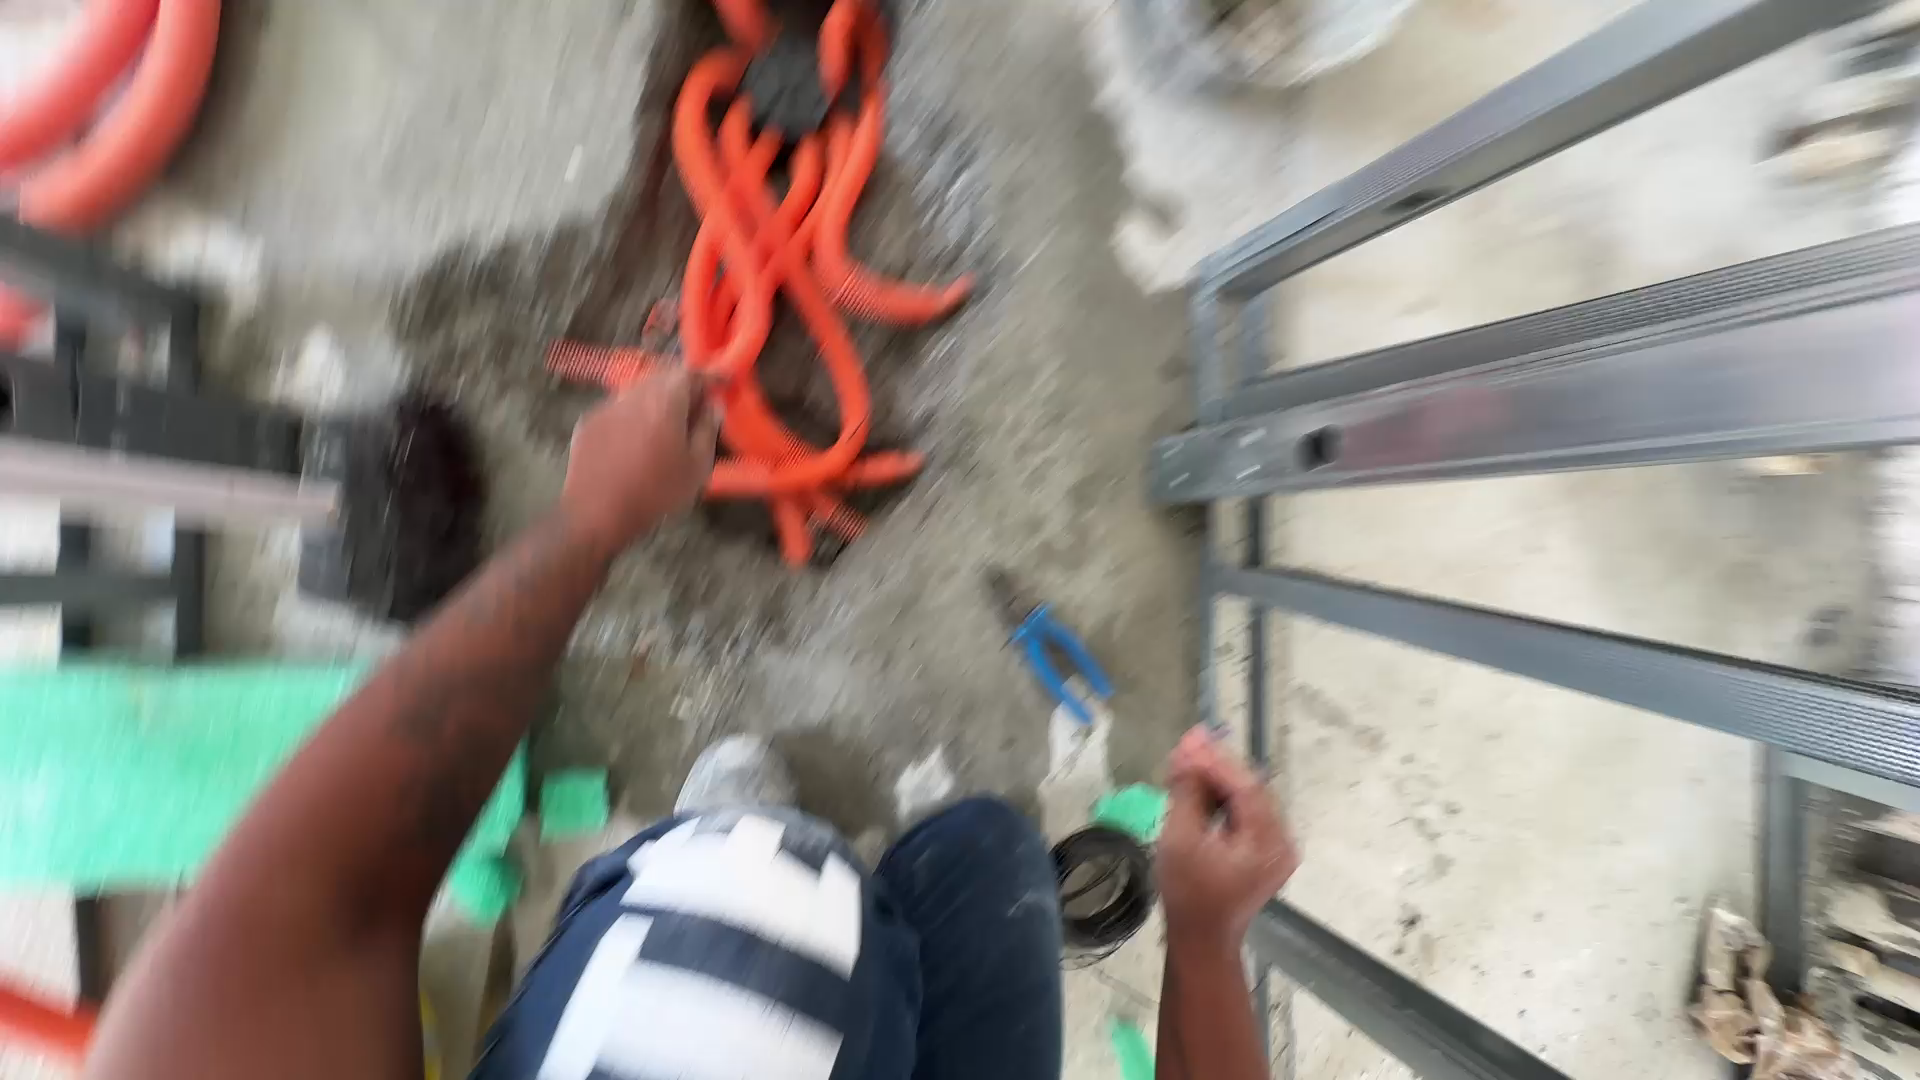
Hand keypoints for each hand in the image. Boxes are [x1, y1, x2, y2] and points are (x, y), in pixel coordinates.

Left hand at [561, 367, 719, 556]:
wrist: (598, 512)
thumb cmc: (657, 491)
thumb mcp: (697, 466)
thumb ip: (707, 429)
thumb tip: (712, 405)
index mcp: (664, 403)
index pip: (690, 373)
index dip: (708, 377)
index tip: (721, 385)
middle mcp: (633, 396)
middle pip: (662, 378)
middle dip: (682, 388)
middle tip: (696, 409)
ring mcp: (606, 407)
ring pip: (639, 393)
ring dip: (657, 402)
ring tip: (668, 427)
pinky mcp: (588, 423)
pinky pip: (618, 410)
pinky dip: (634, 417)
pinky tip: (637, 443)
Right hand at [1156, 727, 1298, 943]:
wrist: (1201, 938)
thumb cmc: (1188, 892)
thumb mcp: (1180, 838)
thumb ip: (1188, 790)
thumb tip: (1189, 746)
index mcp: (1268, 841)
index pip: (1245, 786)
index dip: (1216, 759)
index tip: (1188, 737)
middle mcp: (1281, 840)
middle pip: (1249, 788)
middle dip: (1215, 765)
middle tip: (1183, 747)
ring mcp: (1276, 846)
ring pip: (1246, 797)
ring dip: (1215, 779)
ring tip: (1184, 764)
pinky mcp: (1264, 850)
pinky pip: (1244, 812)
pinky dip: (1220, 797)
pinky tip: (1197, 788)